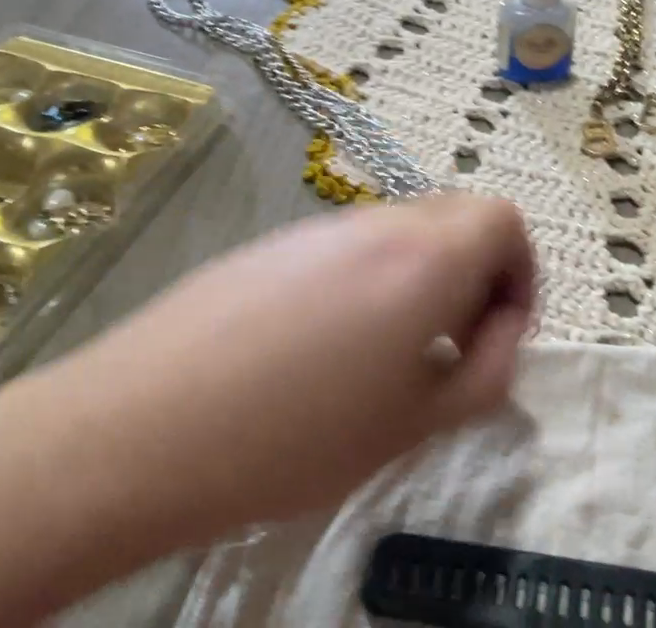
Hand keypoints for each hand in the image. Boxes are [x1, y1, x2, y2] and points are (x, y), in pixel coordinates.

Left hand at [72, 194, 536, 534]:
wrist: (135, 432)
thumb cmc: (295, 438)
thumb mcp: (418, 424)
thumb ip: (488, 373)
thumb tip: (501, 334)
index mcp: (427, 257)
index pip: (506, 220)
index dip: (521, 272)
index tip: (500, 332)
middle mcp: (379, 223)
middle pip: (457, 218)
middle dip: (475, 275)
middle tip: (451, 345)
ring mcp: (319, 229)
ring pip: (400, 233)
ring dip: (420, 279)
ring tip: (386, 357)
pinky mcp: (269, 246)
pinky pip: (346, 249)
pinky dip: (367, 282)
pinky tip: (321, 351)